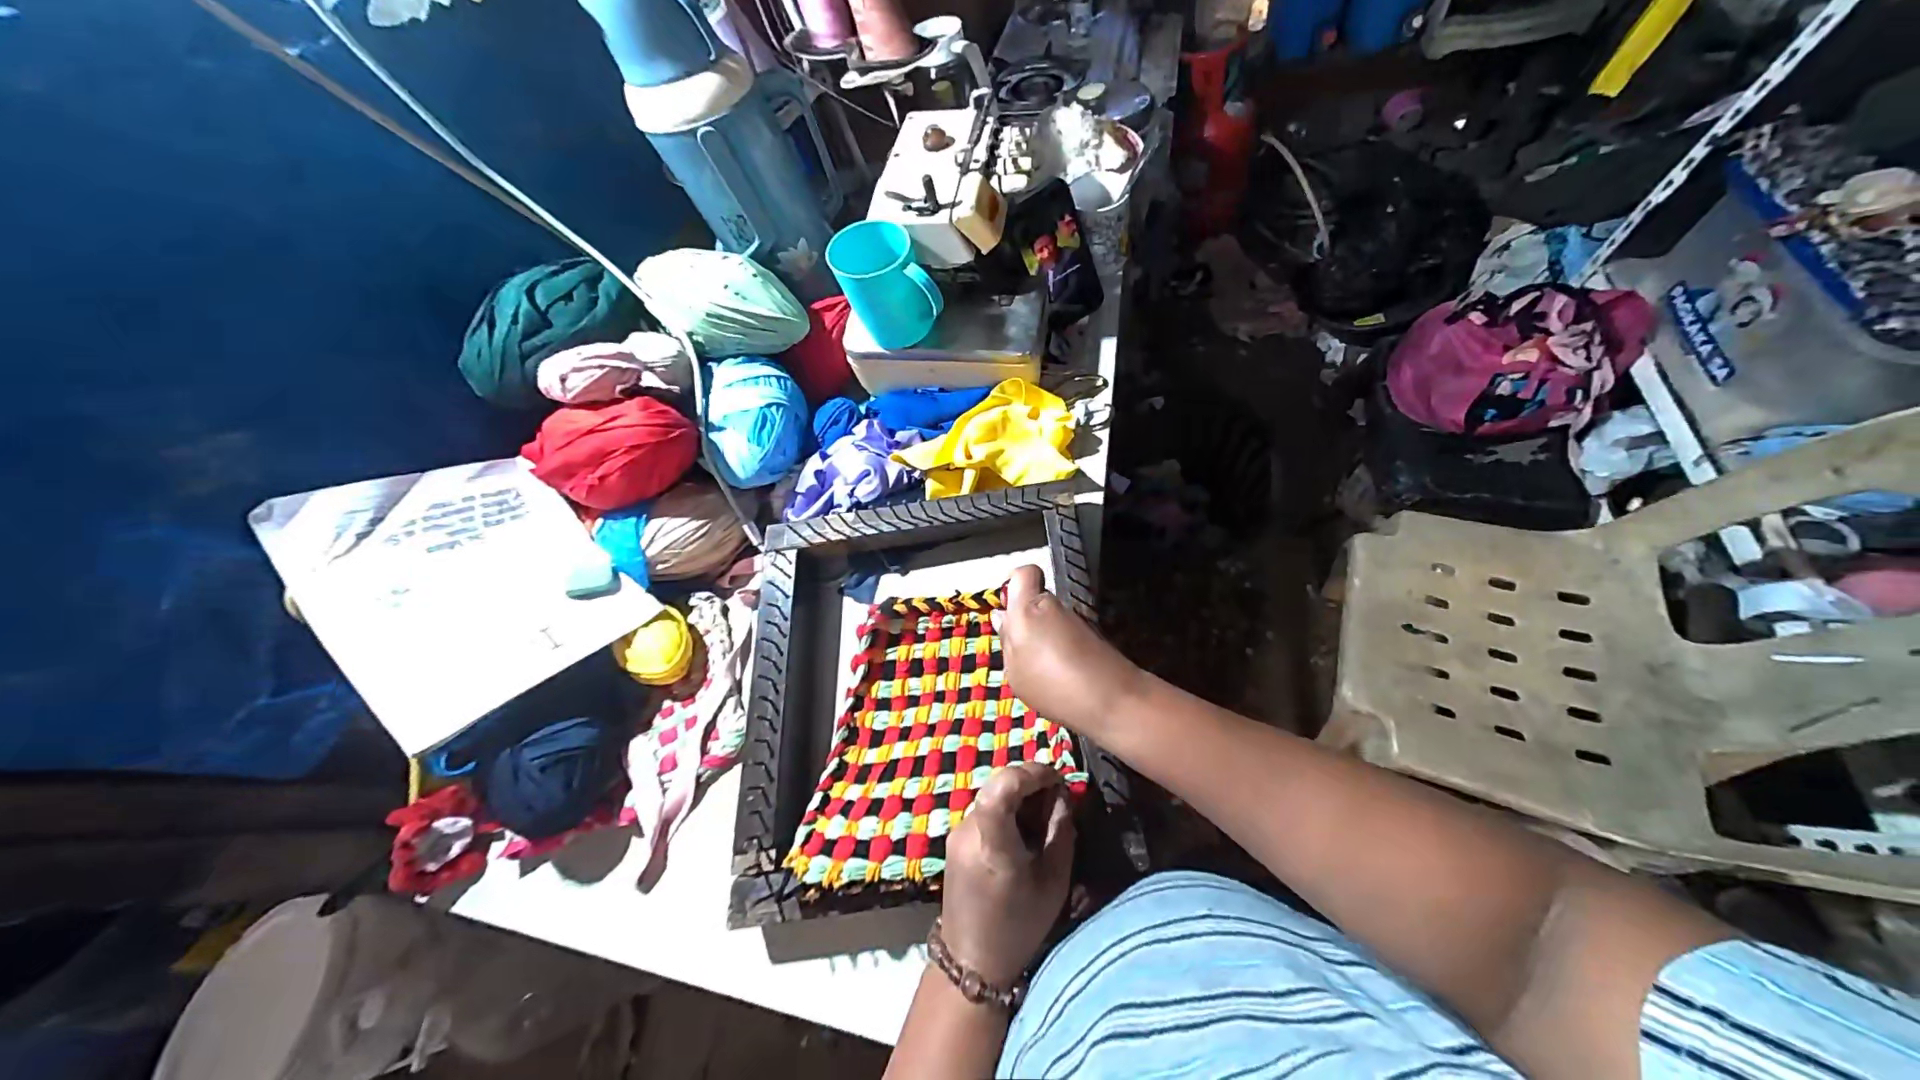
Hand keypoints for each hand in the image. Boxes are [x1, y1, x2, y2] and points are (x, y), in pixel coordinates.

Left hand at [940, 762, 1075, 985]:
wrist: (971, 960)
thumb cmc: (1018, 925)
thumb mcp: (1053, 881)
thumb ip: (1061, 832)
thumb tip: (1063, 796)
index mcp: (992, 840)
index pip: (1004, 784)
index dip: (1033, 772)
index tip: (1058, 779)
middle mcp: (969, 828)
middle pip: (999, 785)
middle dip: (1031, 783)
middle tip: (1057, 799)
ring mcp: (957, 832)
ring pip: (992, 796)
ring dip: (1019, 797)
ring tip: (1042, 819)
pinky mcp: (955, 839)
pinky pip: (985, 811)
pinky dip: (1006, 810)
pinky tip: (1022, 834)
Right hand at [994, 565, 1142, 735]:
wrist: (1114, 701)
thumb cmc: (1057, 686)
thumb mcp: (1015, 670)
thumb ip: (1006, 640)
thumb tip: (1001, 617)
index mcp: (1028, 609)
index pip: (1023, 573)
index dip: (1013, 586)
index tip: (1006, 610)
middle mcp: (1053, 607)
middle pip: (1034, 600)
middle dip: (1026, 620)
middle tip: (1021, 651)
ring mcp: (1075, 621)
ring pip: (1049, 620)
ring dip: (1044, 639)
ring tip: (1042, 670)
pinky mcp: (1091, 636)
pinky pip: (1065, 636)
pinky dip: (1061, 651)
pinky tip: (1061, 677)